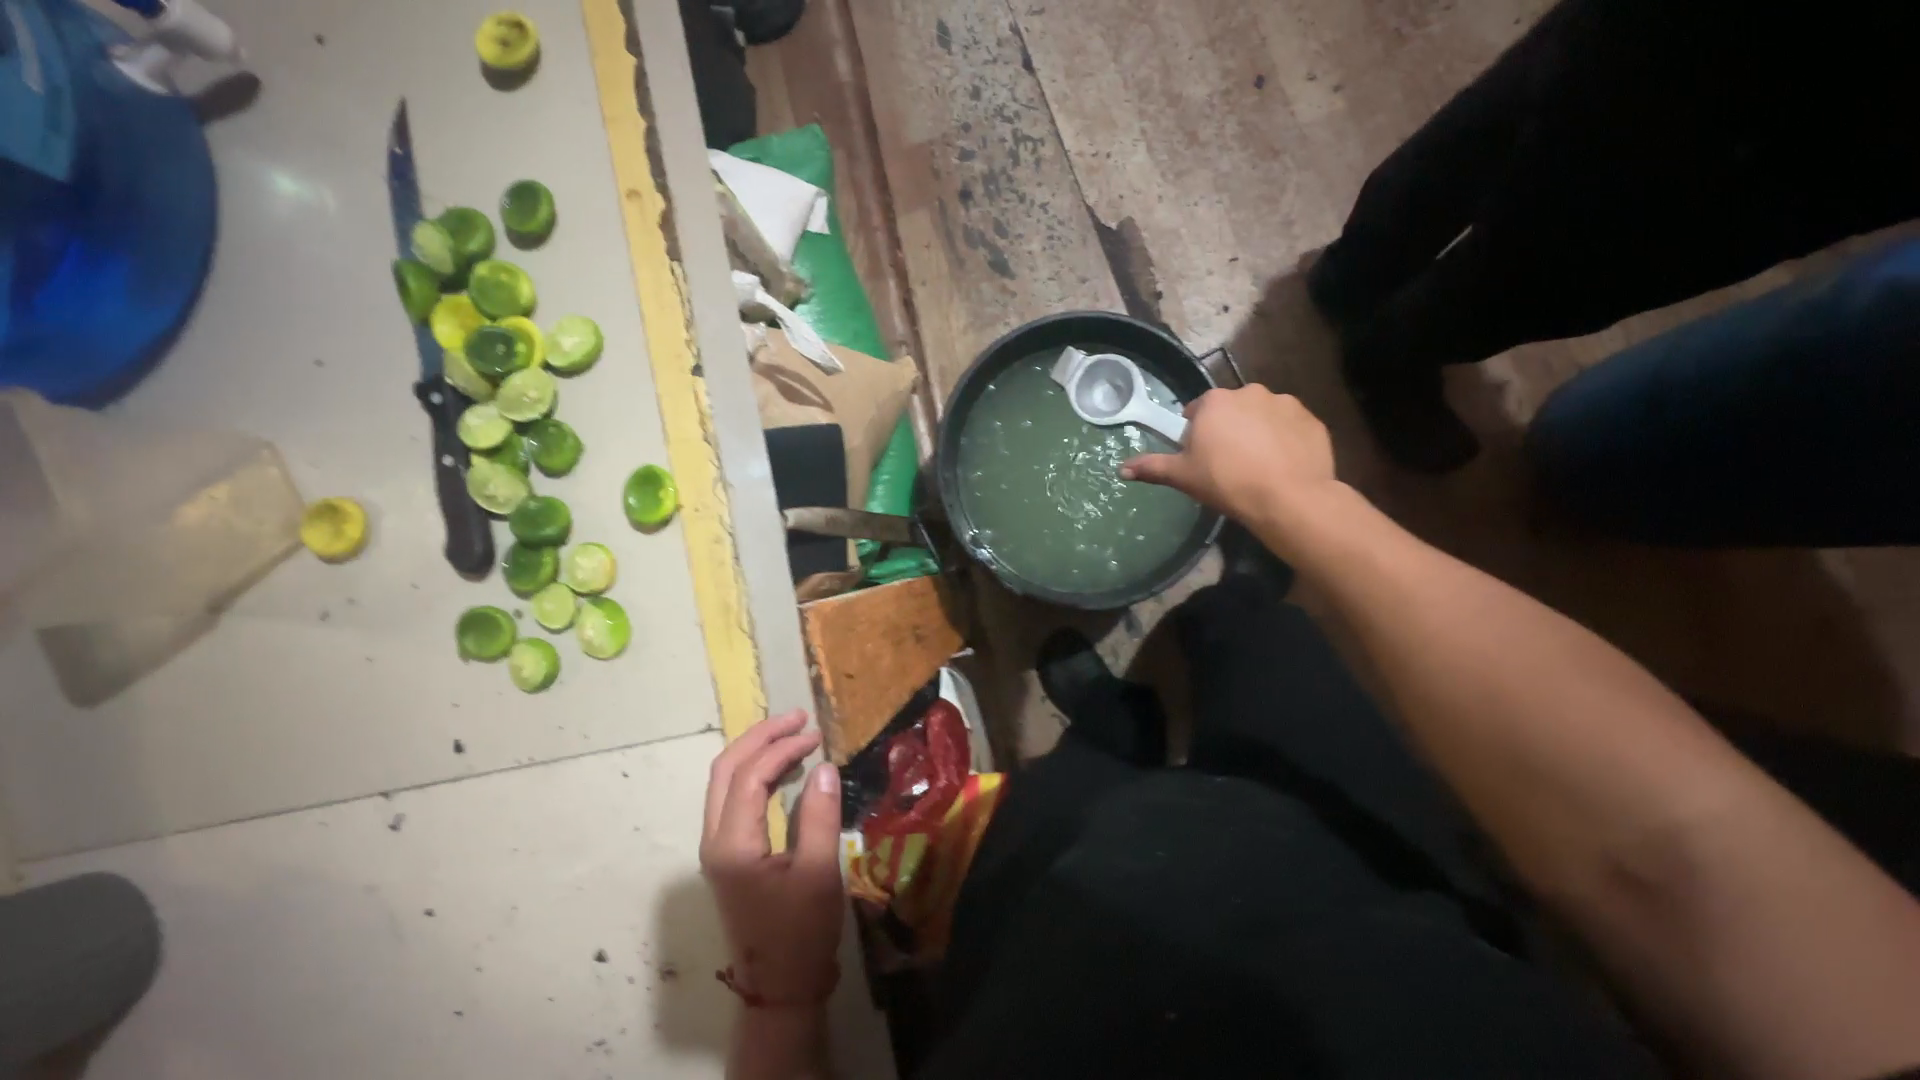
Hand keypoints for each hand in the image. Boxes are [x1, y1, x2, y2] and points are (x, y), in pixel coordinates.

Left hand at [701, 710, 843, 1005]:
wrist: (780, 986)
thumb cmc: (801, 932)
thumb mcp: (818, 873)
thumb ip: (818, 816)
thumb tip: (823, 766)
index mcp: (732, 843)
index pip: (749, 776)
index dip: (781, 748)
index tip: (816, 735)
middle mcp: (714, 839)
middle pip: (725, 770)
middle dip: (760, 737)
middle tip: (798, 718)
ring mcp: (717, 848)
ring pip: (724, 783)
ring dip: (755, 754)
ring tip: (793, 736)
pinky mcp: (728, 856)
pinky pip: (732, 800)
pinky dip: (755, 776)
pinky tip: (783, 772)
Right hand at [1122, 386, 1339, 531]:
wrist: (1288, 498)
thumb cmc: (1227, 482)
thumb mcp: (1183, 477)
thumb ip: (1153, 467)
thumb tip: (1121, 469)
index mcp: (1215, 402)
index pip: (1196, 411)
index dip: (1196, 435)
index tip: (1201, 459)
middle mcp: (1250, 392)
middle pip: (1231, 411)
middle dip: (1229, 430)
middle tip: (1229, 465)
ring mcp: (1285, 403)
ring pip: (1263, 417)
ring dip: (1258, 433)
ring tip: (1259, 467)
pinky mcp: (1311, 420)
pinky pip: (1291, 428)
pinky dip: (1286, 441)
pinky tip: (1283, 466)